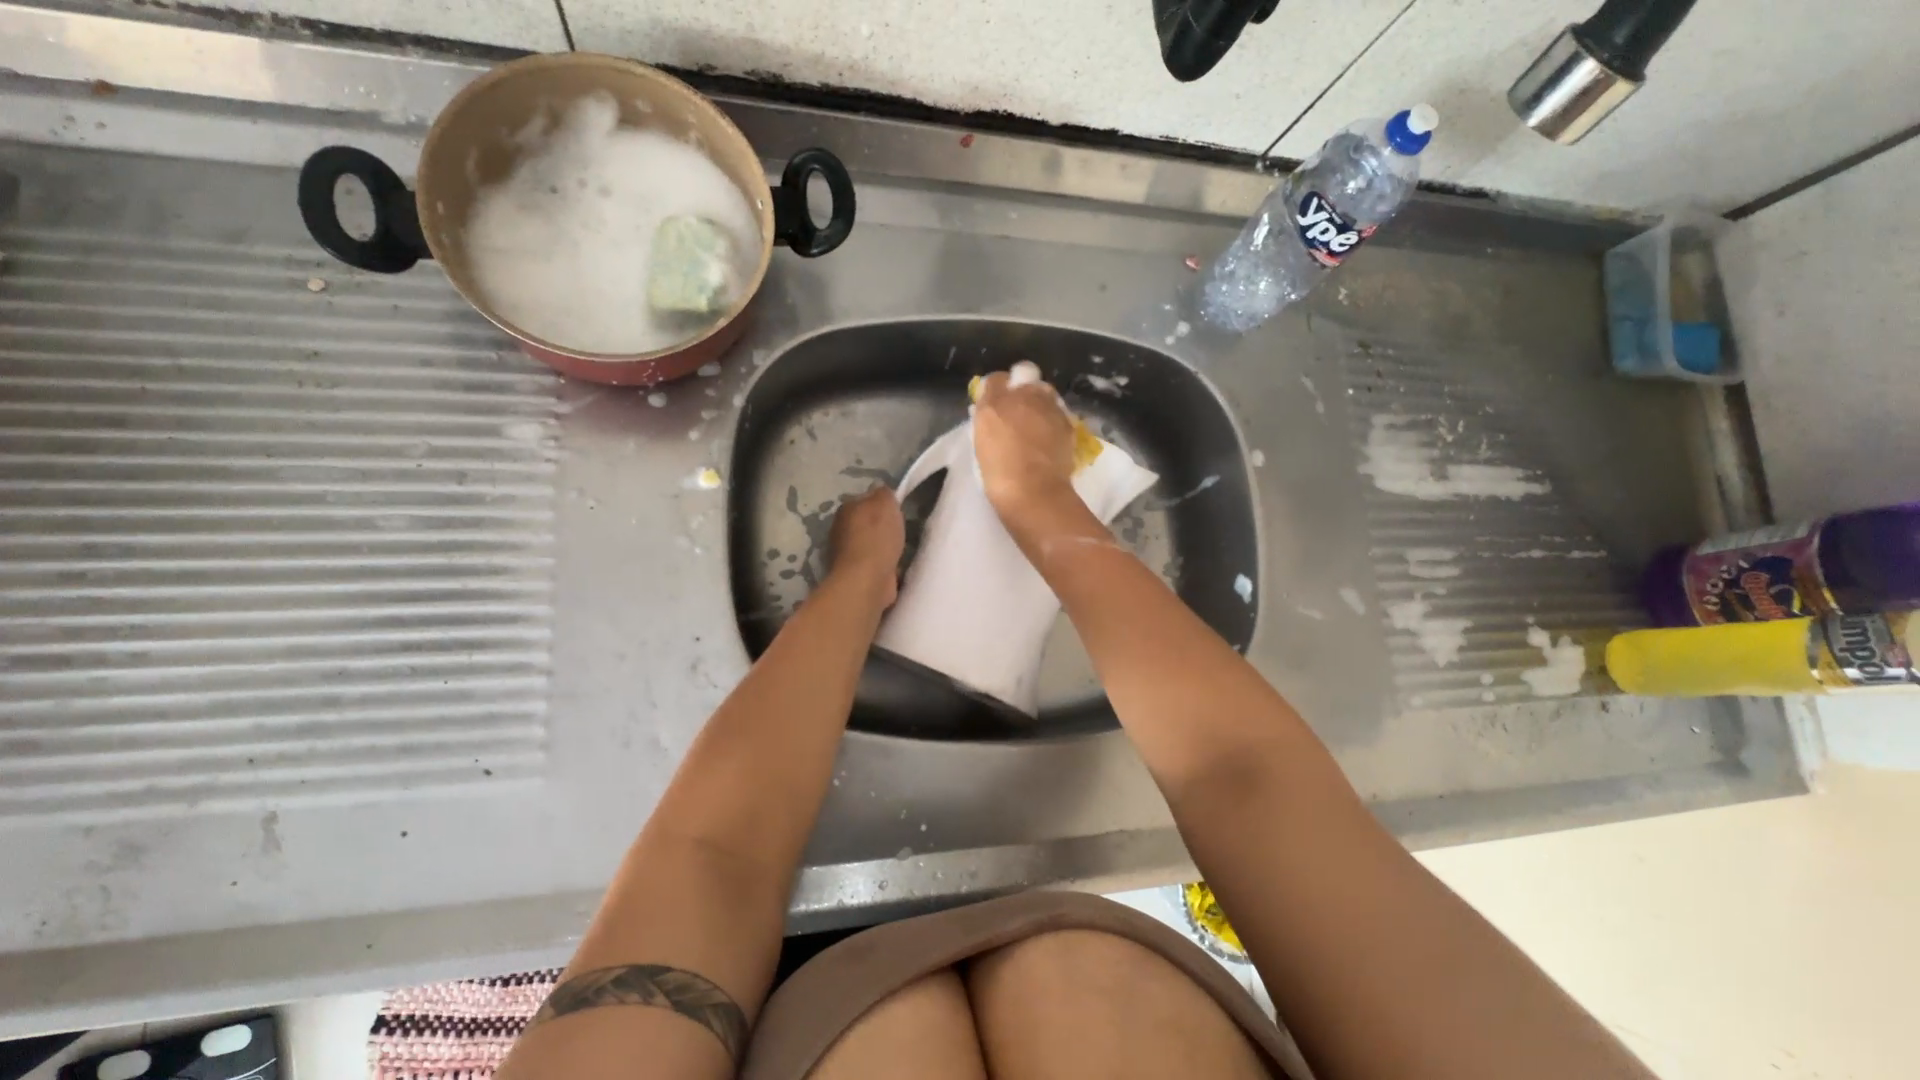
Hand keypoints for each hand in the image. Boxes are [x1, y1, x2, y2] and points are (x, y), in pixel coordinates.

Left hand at [827, 487, 904, 605]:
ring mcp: (845, 554)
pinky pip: (873, 564)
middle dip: (881, 527)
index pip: (865, 499)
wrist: (867, 580)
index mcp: (846, 509)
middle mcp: (840, 529)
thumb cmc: (877, 537)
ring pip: (869, 544)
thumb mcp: (885, 503)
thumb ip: (883, 493)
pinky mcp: (855, 574)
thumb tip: (880, 490)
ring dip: (882, 548)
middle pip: (866, 523)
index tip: (897, 510)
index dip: (882, 503)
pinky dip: (883, 565)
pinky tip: (894, 567)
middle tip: (900, 530)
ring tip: (900, 550)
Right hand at [972, 363, 1077, 528]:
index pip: (995, 379)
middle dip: (1022, 387)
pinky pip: (1059, 411)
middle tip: (1018, 408)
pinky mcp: (1067, 421)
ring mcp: (1049, 406)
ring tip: (1037, 421)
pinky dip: (1054, 418)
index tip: (996, 402)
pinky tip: (1050, 436)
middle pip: (1025, 374)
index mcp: (994, 402)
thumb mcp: (981, 445)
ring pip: (1045, 390)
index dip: (997, 389)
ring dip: (1040, 400)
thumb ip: (986, 422)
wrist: (1034, 491)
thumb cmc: (998, 474)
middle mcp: (1023, 395)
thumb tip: (988, 414)